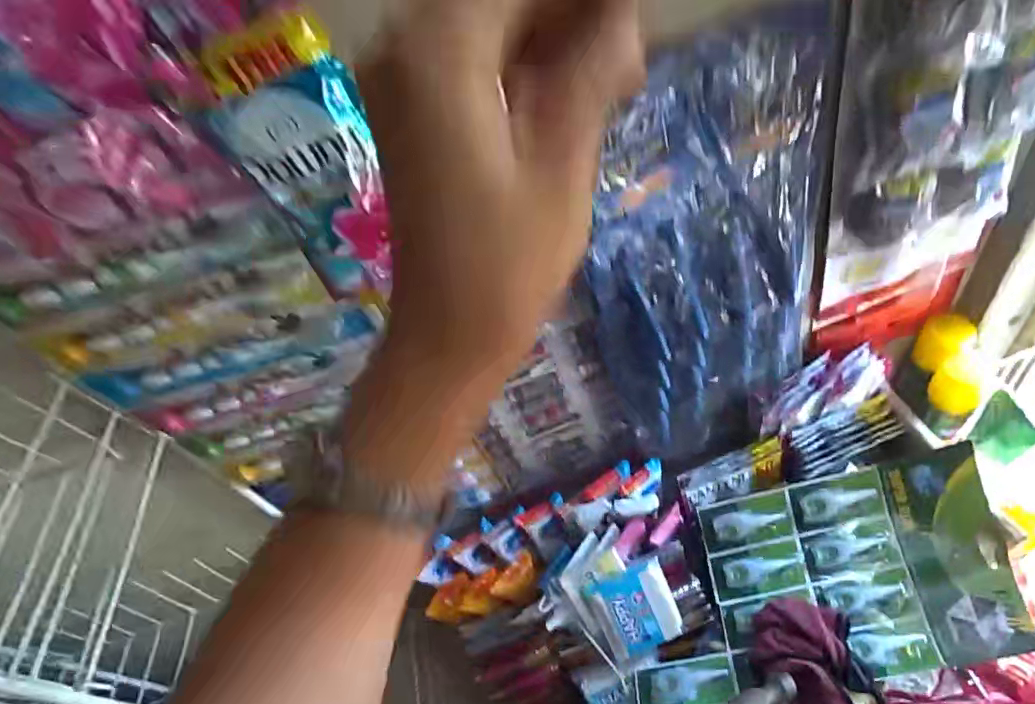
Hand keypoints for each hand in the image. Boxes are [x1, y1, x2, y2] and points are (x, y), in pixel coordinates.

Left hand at [358, 0, 644, 374]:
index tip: (634, 23)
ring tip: (611, 79)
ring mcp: (400, 79)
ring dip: (550, 42)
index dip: (587, 6)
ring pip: (490, 25)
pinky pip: (471, 62)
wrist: (447, 339)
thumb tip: (622, 16)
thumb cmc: (507, 269)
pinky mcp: (409, 114)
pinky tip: (567, 95)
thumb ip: (590, 73)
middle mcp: (404, 43)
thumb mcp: (562, 169)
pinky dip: (519, 69)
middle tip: (627, 60)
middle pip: (505, 0)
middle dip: (570, 19)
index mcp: (440, 47)